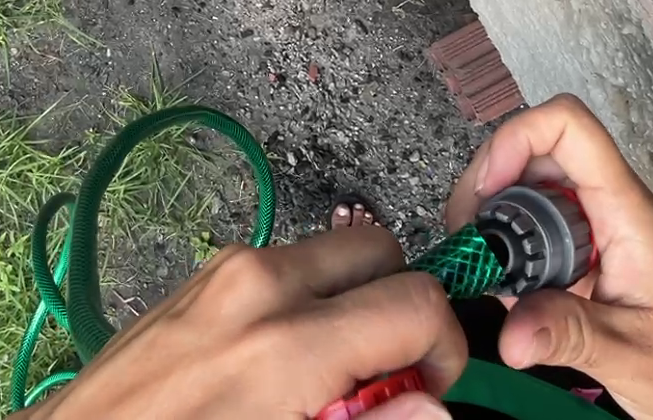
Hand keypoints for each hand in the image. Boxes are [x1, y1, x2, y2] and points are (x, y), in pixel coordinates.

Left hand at [22, 225, 465, 419]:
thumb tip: (435, 409)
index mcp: (286, 345)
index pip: (414, 302)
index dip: (442, 345)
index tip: (431, 385)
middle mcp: (264, 281)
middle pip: (382, 248)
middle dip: (401, 302)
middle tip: (385, 369)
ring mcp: (232, 264)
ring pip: (336, 249)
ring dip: (354, 297)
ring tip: (330, 365)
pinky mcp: (210, 266)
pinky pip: (289, 259)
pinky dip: (311, 293)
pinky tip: (284, 349)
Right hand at [446, 95, 652, 419]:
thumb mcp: (635, 358)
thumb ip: (567, 334)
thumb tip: (506, 335)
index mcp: (628, 211)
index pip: (569, 126)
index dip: (516, 138)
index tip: (485, 194)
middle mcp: (614, 206)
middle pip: (542, 150)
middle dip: (492, 181)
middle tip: (467, 235)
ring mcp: (606, 228)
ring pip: (540, 186)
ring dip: (502, 215)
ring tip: (482, 265)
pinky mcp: (600, 254)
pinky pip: (549, 225)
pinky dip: (518, 246)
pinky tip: (511, 290)